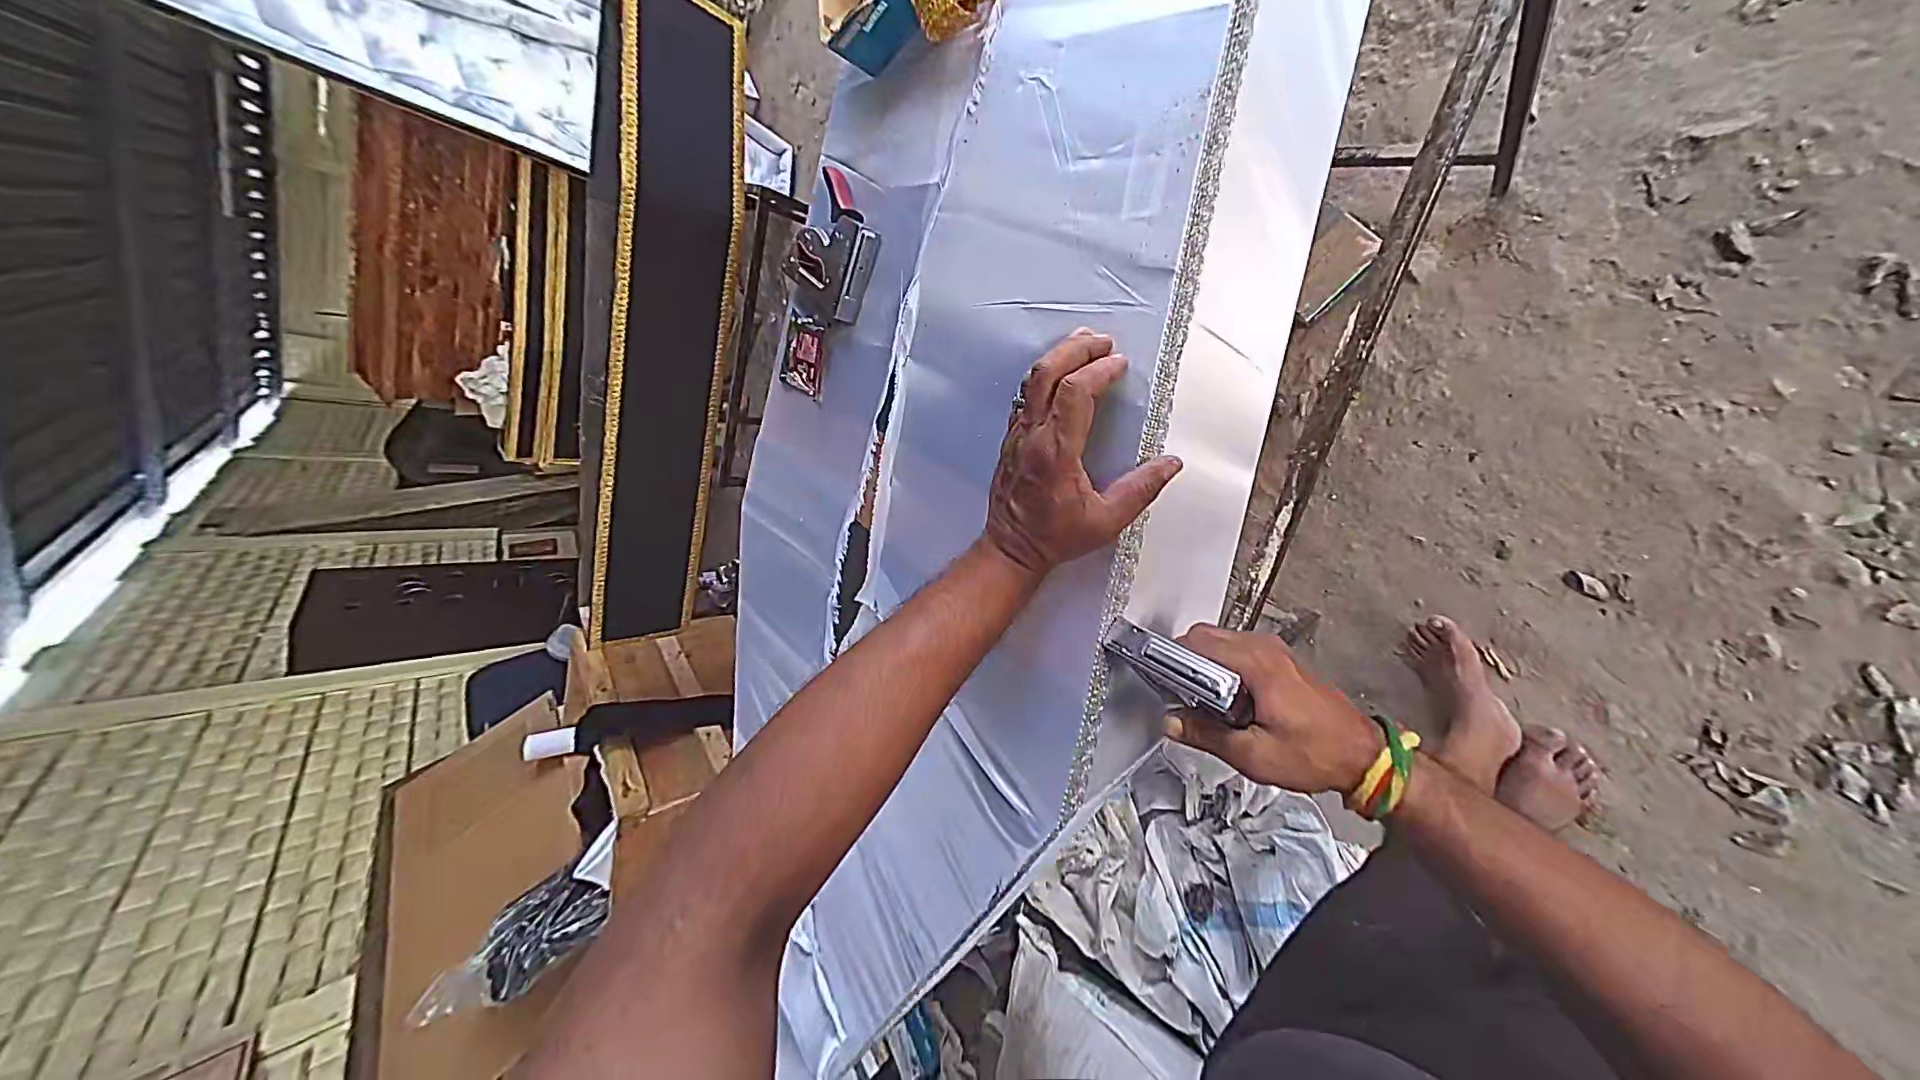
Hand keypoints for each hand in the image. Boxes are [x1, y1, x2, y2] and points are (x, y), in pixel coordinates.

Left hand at [983, 329, 1181, 574]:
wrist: (1011, 549)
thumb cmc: (1053, 537)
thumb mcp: (1106, 520)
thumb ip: (1140, 490)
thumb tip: (1170, 464)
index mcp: (1056, 453)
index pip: (1075, 394)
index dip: (1098, 371)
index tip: (1119, 364)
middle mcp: (1032, 437)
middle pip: (1047, 374)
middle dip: (1076, 350)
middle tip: (1102, 341)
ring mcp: (1017, 436)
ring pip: (1031, 382)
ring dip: (1058, 358)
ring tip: (1083, 345)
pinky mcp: (1011, 440)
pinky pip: (1024, 397)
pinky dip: (1044, 378)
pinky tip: (1059, 375)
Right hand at [1164, 624, 1382, 795]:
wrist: (1363, 757)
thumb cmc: (1318, 754)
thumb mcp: (1253, 755)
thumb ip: (1205, 735)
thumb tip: (1173, 723)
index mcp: (1257, 666)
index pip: (1196, 644)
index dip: (1173, 663)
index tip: (1163, 682)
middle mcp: (1265, 650)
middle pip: (1204, 637)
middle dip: (1186, 665)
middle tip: (1186, 699)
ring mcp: (1274, 652)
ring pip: (1219, 642)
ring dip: (1204, 667)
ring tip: (1210, 704)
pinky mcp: (1279, 660)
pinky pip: (1236, 651)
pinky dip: (1222, 667)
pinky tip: (1229, 701)